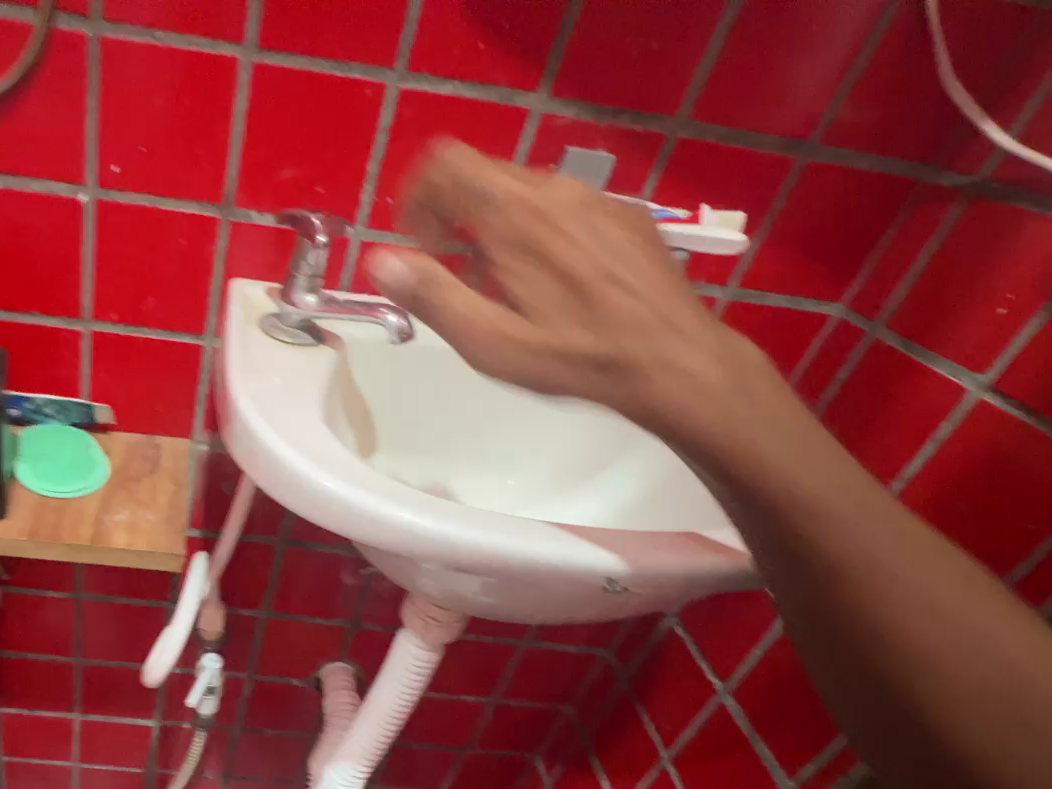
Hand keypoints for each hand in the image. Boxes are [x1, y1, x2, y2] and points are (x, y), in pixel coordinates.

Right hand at [362, 139, 794, 449]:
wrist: (672, 360)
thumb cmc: (573, 357)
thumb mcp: (490, 341)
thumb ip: (431, 295)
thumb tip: (379, 261)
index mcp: (514, 215)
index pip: (443, 164)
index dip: (416, 199)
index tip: (420, 248)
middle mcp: (553, 190)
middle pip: (481, 174)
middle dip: (451, 217)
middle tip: (456, 275)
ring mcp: (594, 198)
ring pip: (521, 189)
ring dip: (491, 225)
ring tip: (503, 284)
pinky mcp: (622, 213)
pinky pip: (560, 204)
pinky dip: (534, 229)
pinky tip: (551, 281)